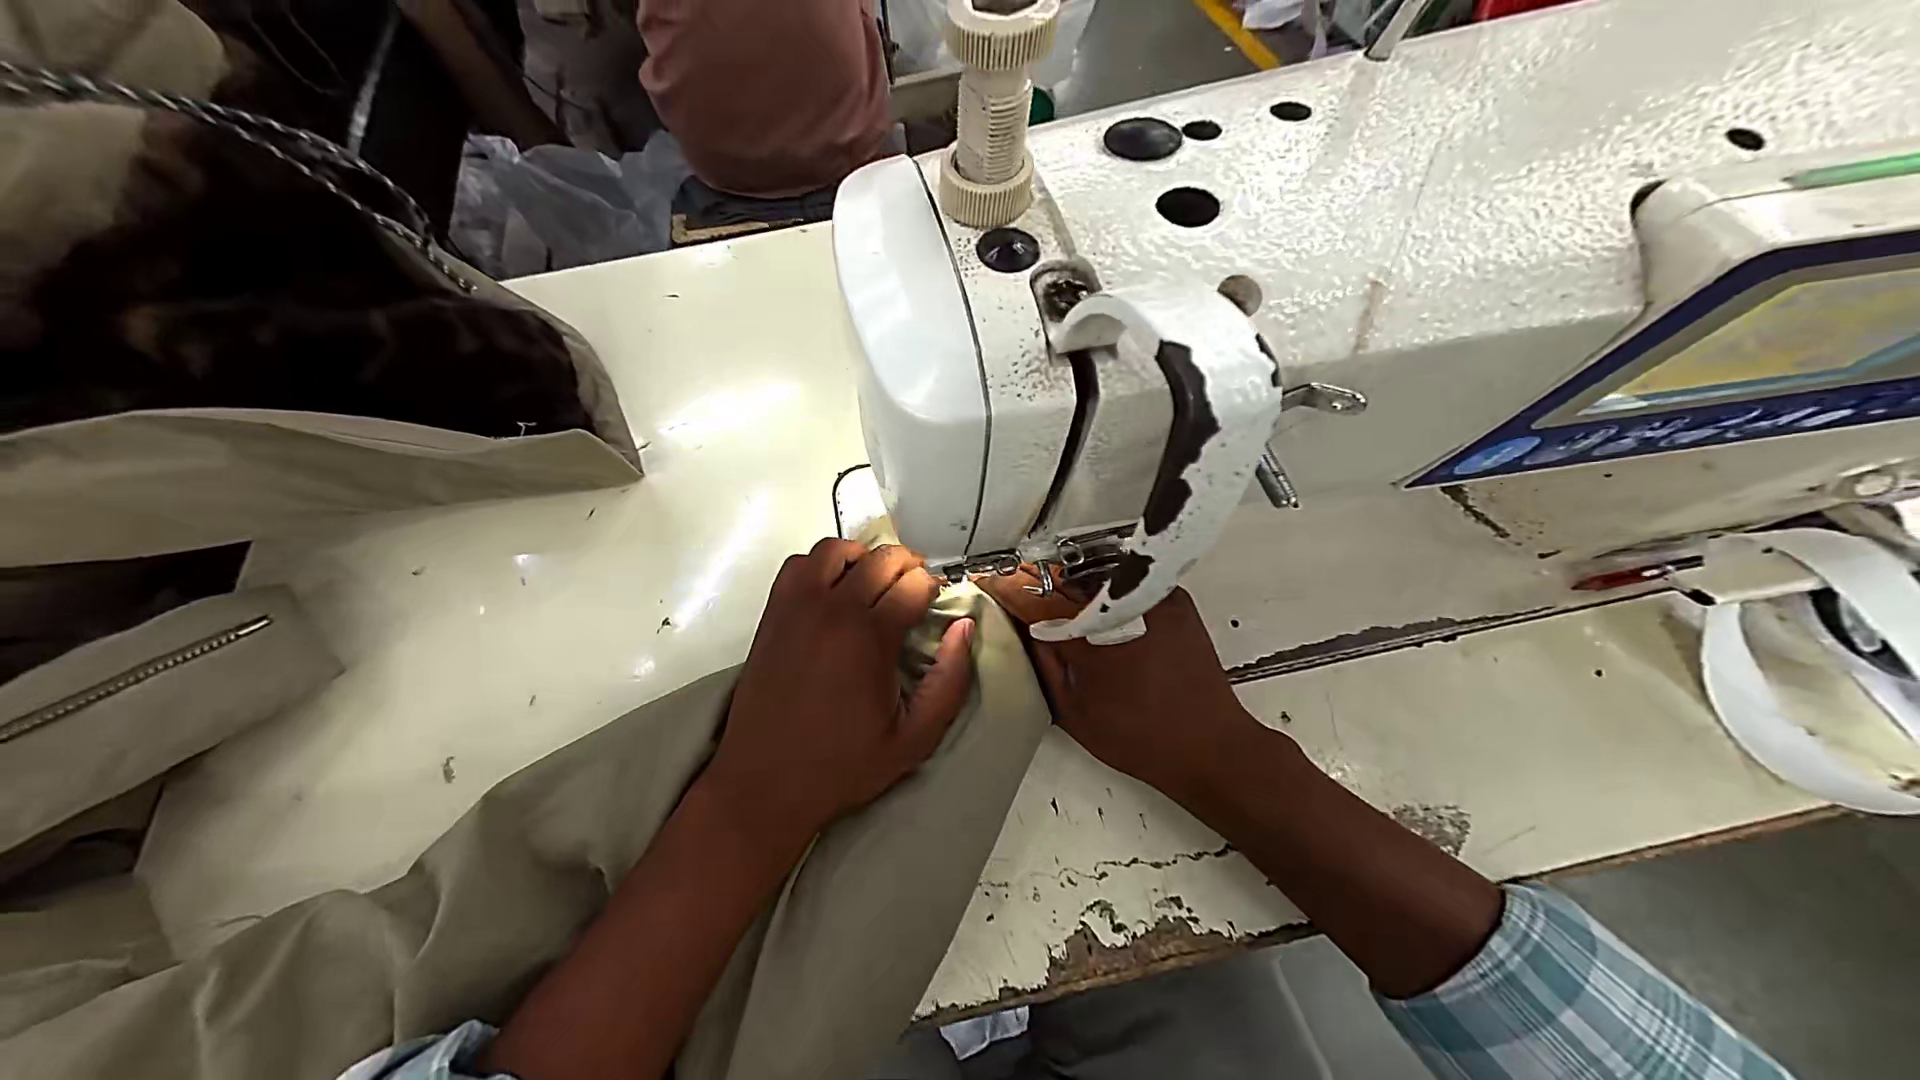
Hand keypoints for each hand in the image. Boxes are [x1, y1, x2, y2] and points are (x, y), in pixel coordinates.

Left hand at [704, 539, 974, 840]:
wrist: (765, 783)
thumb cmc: (842, 765)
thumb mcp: (915, 738)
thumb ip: (950, 681)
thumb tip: (963, 629)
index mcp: (870, 638)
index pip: (914, 582)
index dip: (933, 587)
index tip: (934, 603)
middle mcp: (832, 611)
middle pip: (881, 557)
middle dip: (908, 566)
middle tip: (914, 590)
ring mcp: (797, 608)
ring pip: (836, 549)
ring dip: (864, 557)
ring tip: (874, 583)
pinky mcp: (773, 614)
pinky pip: (798, 564)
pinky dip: (820, 564)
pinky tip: (833, 589)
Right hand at [977, 569, 1270, 799]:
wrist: (1210, 745)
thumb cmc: (1144, 738)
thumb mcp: (1073, 711)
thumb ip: (1043, 665)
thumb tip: (1025, 632)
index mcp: (1093, 637)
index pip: (1036, 597)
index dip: (1006, 587)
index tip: (989, 583)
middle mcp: (1124, 609)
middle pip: (1065, 577)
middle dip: (1036, 581)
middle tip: (1018, 591)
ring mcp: (1153, 599)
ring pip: (1096, 574)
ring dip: (1070, 583)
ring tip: (1055, 603)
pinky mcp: (1174, 600)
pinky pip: (1127, 582)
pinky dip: (1106, 589)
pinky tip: (1097, 610)